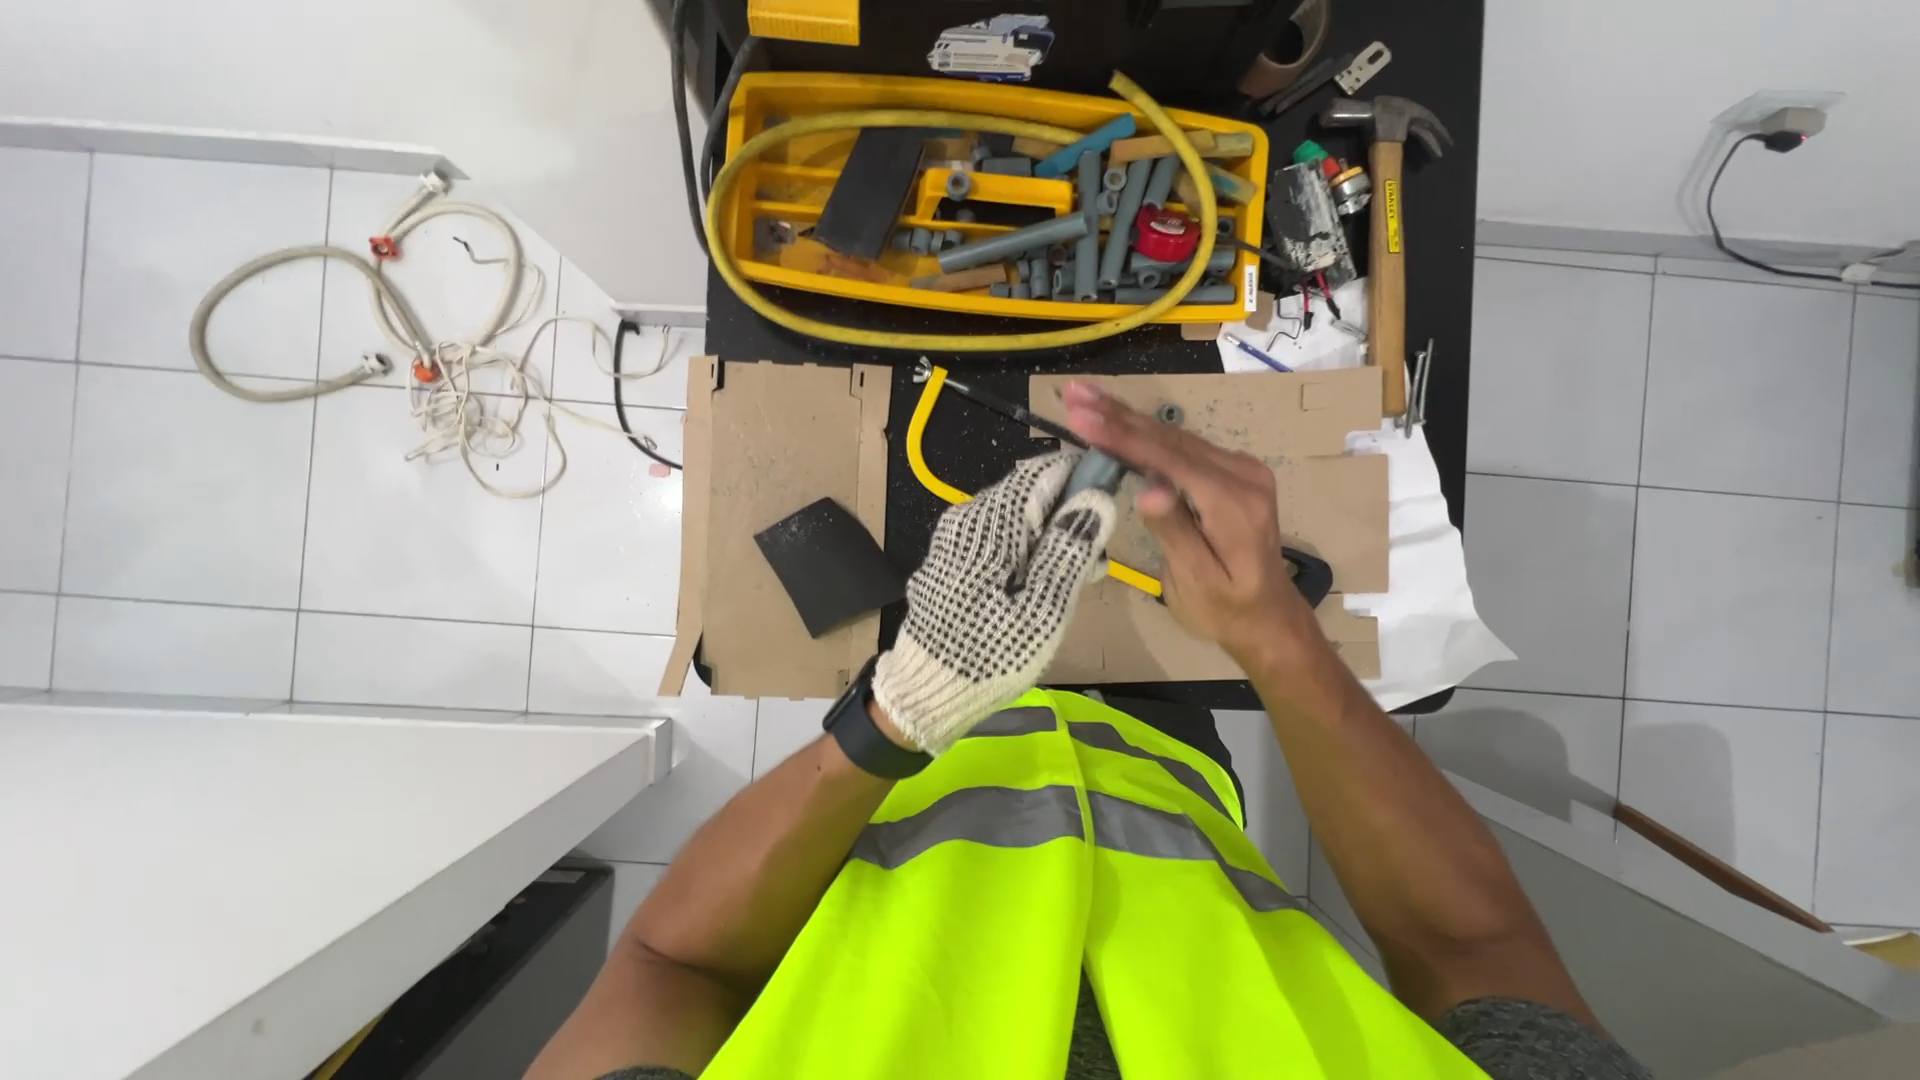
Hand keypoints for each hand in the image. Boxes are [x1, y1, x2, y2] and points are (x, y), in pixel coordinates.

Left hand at [873, 449, 1115, 753]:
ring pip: (1014, 519)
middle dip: (1066, 519)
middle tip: (1091, 567)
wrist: (926, 693)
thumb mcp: (1043, 609)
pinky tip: (1034, 592)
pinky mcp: (949, 560)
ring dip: (1047, 541)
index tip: (1107, 509)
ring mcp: (952, 539)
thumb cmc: (989, 655)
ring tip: (1067, 588)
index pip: (1041, 473)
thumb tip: (1097, 497)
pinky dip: (1023, 555)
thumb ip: (1070, 550)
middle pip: (1028, 495)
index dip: (1080, 480)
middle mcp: (965, 519)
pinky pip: (996, 541)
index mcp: (987, 524)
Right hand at [1062, 380, 1324, 677]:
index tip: (1080, 417)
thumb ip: (1176, 533)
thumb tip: (1149, 490)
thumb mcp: (1199, 582)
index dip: (1122, 437)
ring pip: (1173, 436)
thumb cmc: (1226, 609)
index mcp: (1234, 502)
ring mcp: (1238, 468)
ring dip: (1126, 416)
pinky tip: (1115, 419)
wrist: (1267, 617)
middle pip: (1170, 438)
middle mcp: (1241, 473)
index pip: (1170, 459)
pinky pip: (1180, 446)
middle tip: (1073, 392)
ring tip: (1084, 397)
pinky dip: (1144, 432)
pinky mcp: (1228, 471)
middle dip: (1117, 414)